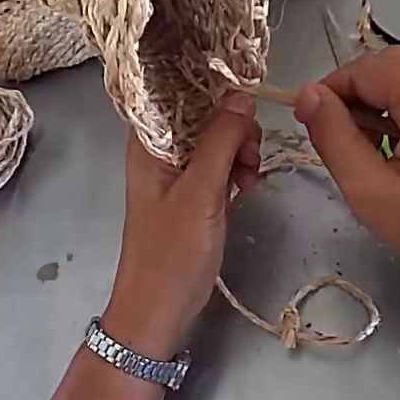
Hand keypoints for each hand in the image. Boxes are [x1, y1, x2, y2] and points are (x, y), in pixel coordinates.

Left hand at [105, 94, 260, 359]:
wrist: (159, 310)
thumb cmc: (172, 252)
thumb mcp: (200, 192)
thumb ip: (220, 141)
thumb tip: (242, 96)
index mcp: (148, 144)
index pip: (177, 94)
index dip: (212, 89)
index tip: (246, 100)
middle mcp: (161, 153)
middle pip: (203, 117)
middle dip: (233, 128)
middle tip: (250, 154)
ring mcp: (178, 176)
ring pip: (216, 143)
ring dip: (240, 152)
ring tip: (249, 178)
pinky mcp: (194, 197)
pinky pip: (220, 169)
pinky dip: (236, 172)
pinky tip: (247, 188)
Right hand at [295, 47, 399, 306]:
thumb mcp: (371, 192)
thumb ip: (333, 137)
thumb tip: (306, 96)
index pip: (368, 68)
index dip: (330, 90)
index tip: (307, 120)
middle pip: (396, 64)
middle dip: (358, 93)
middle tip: (339, 137)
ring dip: (386, 99)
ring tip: (373, 146)